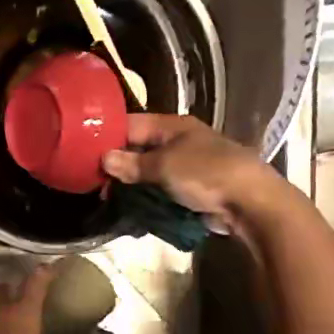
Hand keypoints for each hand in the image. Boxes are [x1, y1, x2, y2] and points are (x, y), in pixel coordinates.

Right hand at [101, 114, 288, 232]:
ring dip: (134, 184)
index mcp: (173, 126)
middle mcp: (180, 141)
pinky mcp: (195, 189)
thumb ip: (133, 163)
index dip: (109, 136)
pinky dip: (151, 198)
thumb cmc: (205, 173)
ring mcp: (189, 165)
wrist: (249, 200)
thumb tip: (104, 159)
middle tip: (96, 183)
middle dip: (120, 165)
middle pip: (141, 149)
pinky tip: (135, 208)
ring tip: (110, 198)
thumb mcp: (164, 166)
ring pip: (152, 172)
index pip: (132, 124)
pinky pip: (165, 190)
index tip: (85, 152)